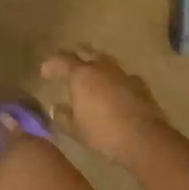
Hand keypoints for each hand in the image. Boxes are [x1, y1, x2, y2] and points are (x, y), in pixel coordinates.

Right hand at [41, 45, 174, 169]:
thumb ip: (62, 116)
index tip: (44, 72)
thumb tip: (55, 108)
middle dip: (73, 54)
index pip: (60, 60)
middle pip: (84, 51)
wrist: (144, 137)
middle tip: (67, 62)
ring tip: (92, 71)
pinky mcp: (139, 84)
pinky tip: (116, 87)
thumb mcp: (76, 129)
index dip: (50, 64)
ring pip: (104, 59)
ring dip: (95, 62)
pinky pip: (123, 75)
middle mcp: (100, 67)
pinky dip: (115, 78)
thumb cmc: (103, 132)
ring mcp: (121, 73)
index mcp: (81, 74)